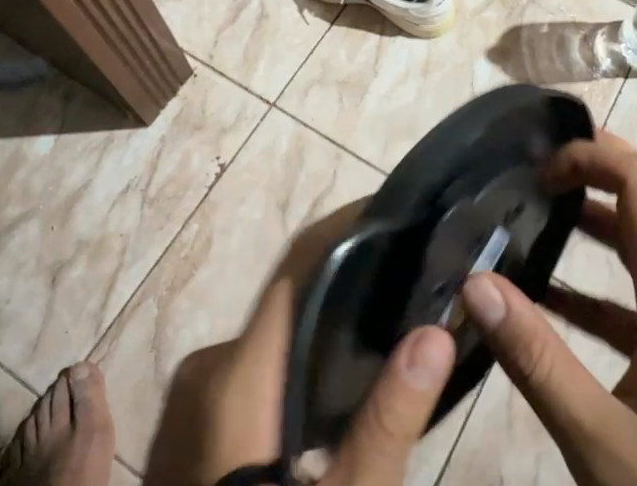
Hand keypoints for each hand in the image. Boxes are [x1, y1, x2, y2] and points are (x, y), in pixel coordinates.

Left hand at [148, 201, 457, 485]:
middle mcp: (212, 365)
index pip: (300, 266)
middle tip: (425, 282)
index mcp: (238, 372)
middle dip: (358, 279)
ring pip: (279, 334)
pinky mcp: (203, 417)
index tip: (405, 212)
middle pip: (295, 298)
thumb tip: (436, 333)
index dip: (350, 227)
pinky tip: (348, 379)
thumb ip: (385, 424)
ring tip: (401, 321)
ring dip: (334, 322)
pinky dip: (307, 357)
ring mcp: (200, 392)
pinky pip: (263, 364)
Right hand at [458, 133, 636, 485]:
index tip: (533, 168)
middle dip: (589, 175)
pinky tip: (552, 300)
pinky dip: (604, 280)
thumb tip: (476, 283)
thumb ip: (536, 360)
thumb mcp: (602, 441)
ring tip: (531, 219)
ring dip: (596, 223)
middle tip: (523, 180)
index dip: (589, 156)